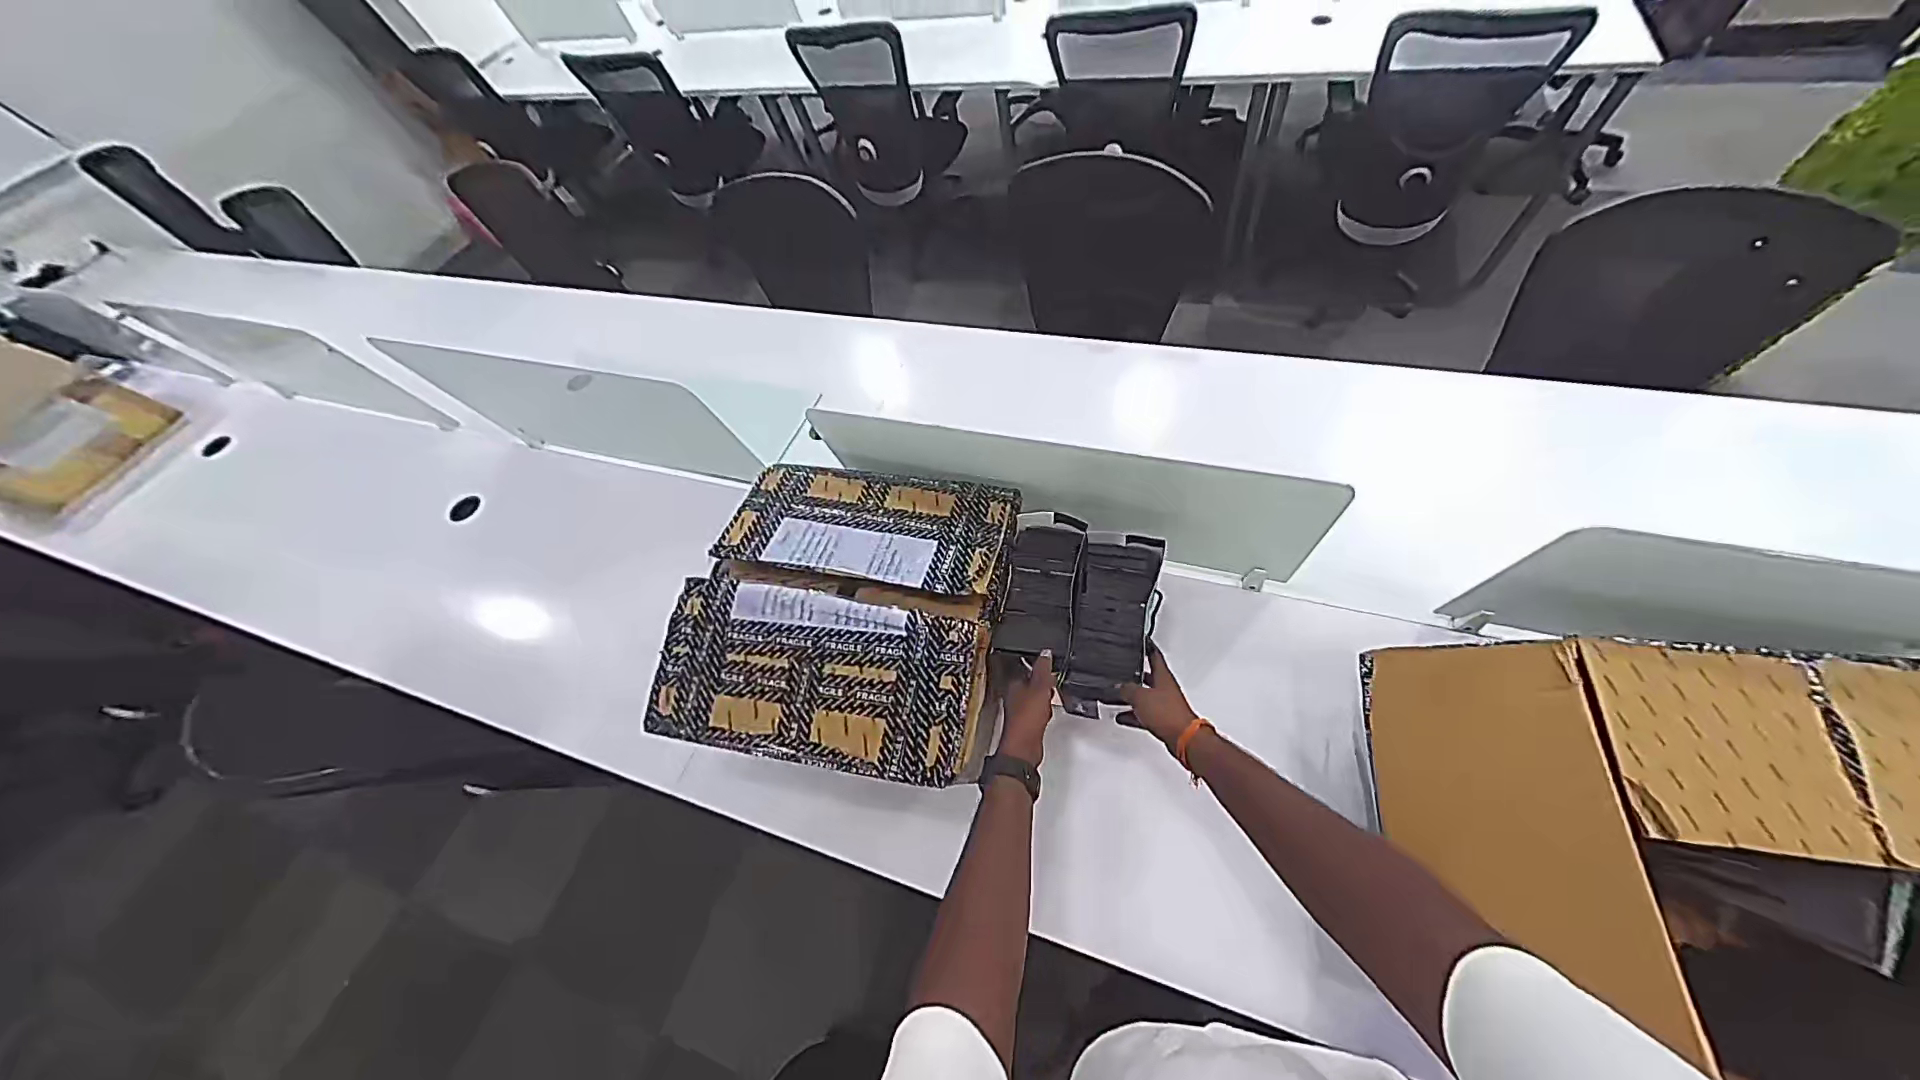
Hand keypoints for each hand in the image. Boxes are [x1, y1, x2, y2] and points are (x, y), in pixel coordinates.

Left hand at [999, 650, 1056, 764]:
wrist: (1025, 747)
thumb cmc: (1026, 719)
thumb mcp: (1039, 688)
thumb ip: (1043, 669)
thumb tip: (1045, 653)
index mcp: (1014, 684)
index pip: (1025, 668)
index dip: (1038, 665)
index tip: (1049, 663)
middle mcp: (1015, 696)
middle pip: (1030, 682)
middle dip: (1042, 680)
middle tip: (1052, 678)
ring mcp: (1020, 709)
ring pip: (1034, 695)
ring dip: (1045, 694)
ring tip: (1052, 693)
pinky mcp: (1028, 722)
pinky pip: (1038, 709)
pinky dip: (1044, 708)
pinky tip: (1048, 710)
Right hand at [1120, 644, 1200, 752]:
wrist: (1183, 738)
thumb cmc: (1169, 714)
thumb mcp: (1140, 696)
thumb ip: (1127, 689)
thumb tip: (1120, 687)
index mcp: (1163, 677)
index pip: (1155, 655)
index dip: (1149, 646)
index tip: (1144, 639)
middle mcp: (1165, 688)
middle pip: (1149, 677)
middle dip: (1137, 673)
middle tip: (1126, 668)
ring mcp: (1165, 704)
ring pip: (1146, 696)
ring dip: (1132, 697)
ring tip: (1119, 695)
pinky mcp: (1163, 719)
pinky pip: (1144, 714)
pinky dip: (1133, 714)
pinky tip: (1123, 716)